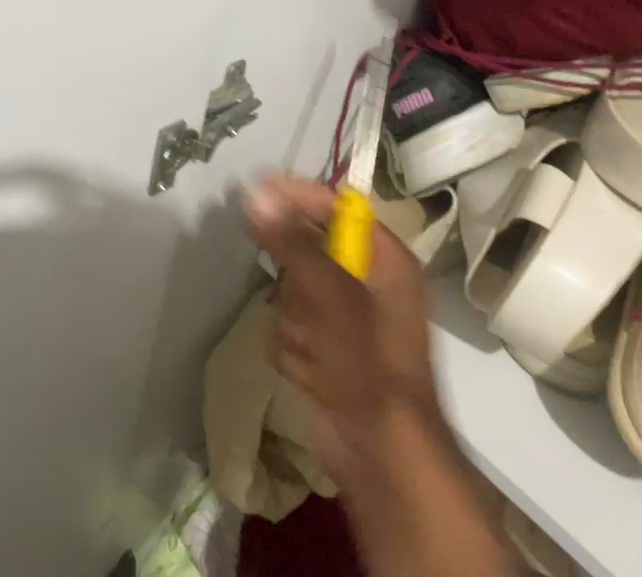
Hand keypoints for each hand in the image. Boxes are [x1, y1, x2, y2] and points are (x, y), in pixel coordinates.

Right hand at [245, 174, 442, 481]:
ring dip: (295, 322)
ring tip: (314, 348)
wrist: (380, 451)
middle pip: (309, 254)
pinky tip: (312, 374)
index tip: (255, 191)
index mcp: (386, 260)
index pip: (338, 208)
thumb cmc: (366, 362)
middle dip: (296, 281)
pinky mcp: (327, 354)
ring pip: (293, 296)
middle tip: (301, 300)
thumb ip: (292, 243)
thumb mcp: (329, 293)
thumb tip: (256, 193)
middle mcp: (369, 284)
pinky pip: (291, 333)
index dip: (299, 197)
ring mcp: (347, 322)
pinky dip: (295, 352)